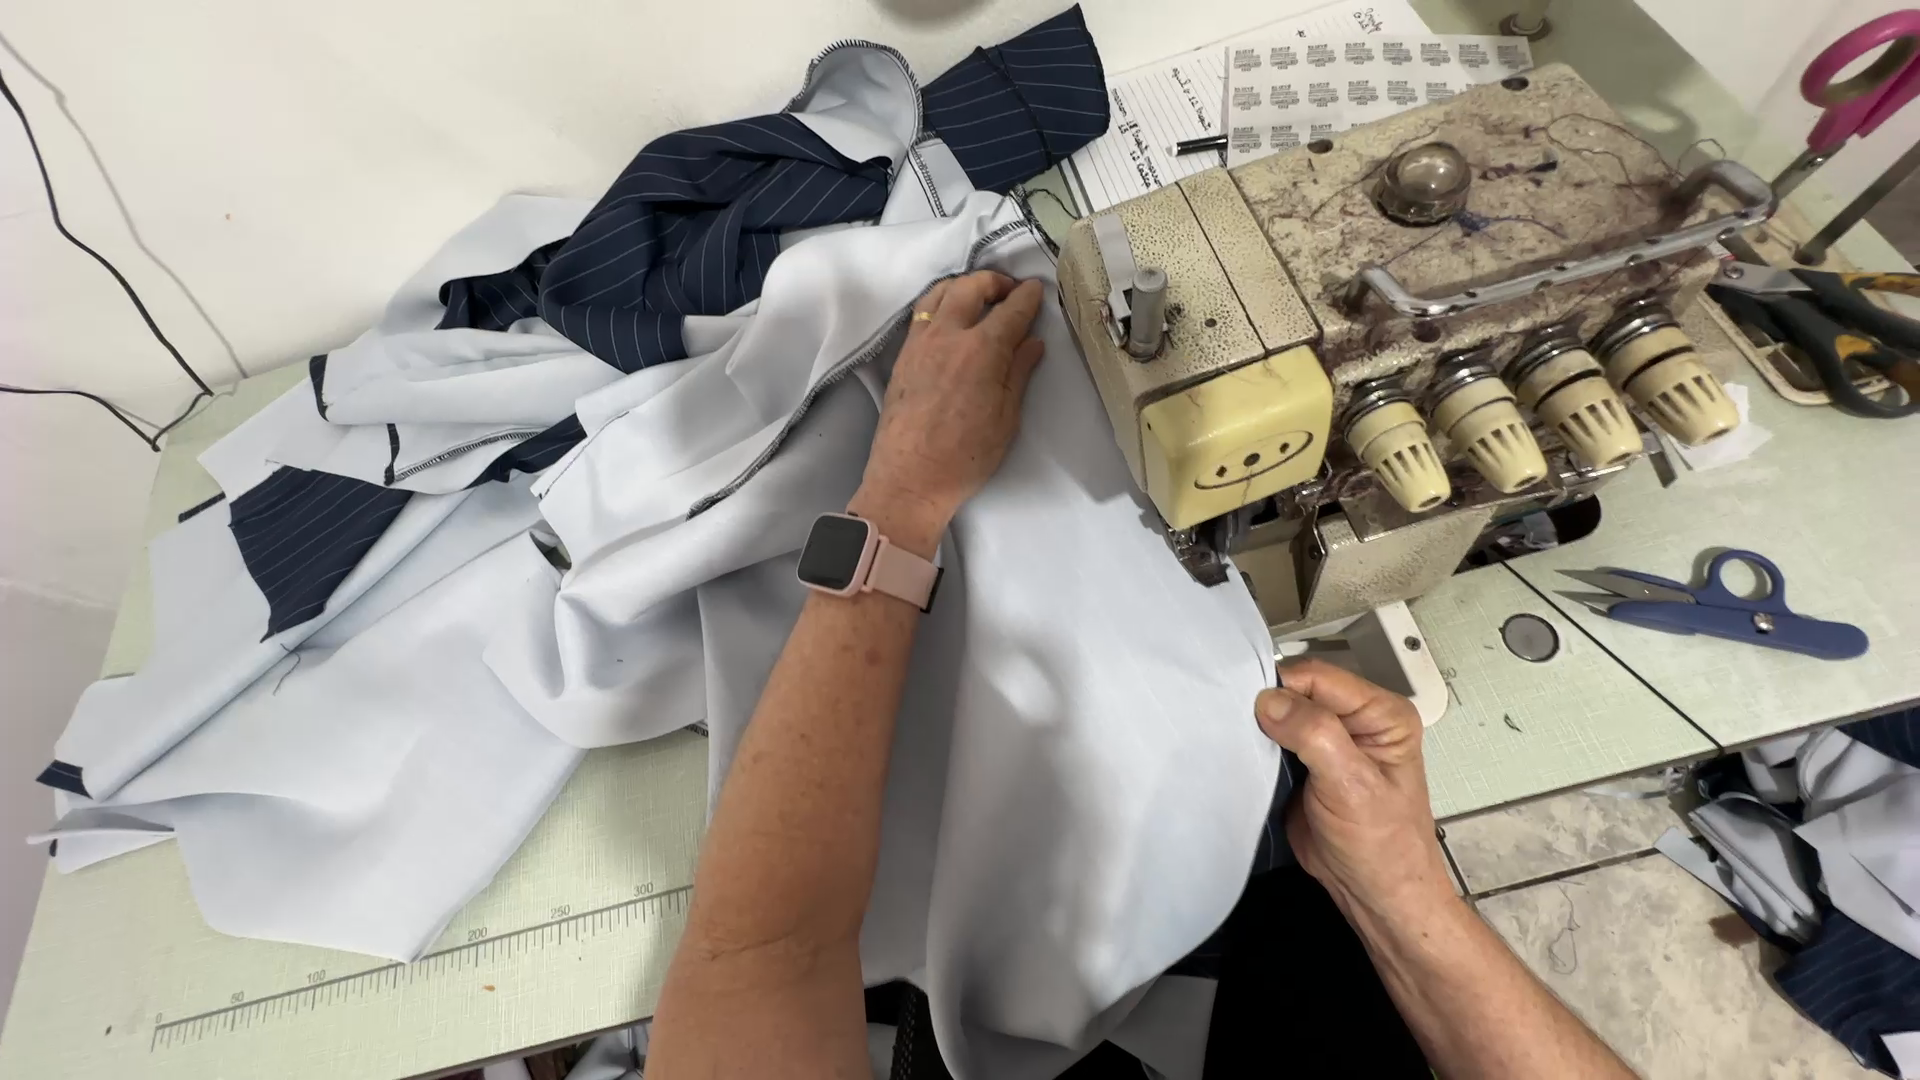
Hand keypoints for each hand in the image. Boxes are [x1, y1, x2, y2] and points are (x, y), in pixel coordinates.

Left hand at [852, 272, 1045, 554]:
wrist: (909, 479)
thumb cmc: (964, 457)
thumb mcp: (1006, 419)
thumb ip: (1018, 373)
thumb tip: (1032, 343)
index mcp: (982, 350)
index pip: (1011, 309)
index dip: (1028, 297)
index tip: (1037, 290)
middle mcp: (948, 335)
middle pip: (971, 287)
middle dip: (994, 281)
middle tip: (1010, 290)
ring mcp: (920, 342)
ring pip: (940, 293)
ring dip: (963, 285)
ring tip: (979, 297)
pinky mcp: (903, 356)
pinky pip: (921, 312)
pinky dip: (939, 302)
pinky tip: (949, 317)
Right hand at [1255, 659, 1452, 918]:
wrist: (1373, 896)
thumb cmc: (1380, 846)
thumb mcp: (1352, 786)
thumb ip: (1314, 734)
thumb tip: (1267, 700)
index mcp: (1380, 712)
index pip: (1316, 677)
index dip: (1281, 689)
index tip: (1252, 714)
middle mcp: (1354, 716)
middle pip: (1294, 688)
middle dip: (1264, 703)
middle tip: (1237, 727)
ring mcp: (1326, 737)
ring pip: (1277, 709)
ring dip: (1255, 723)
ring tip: (1235, 740)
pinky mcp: (1302, 758)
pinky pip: (1269, 735)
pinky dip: (1253, 742)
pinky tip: (1240, 752)